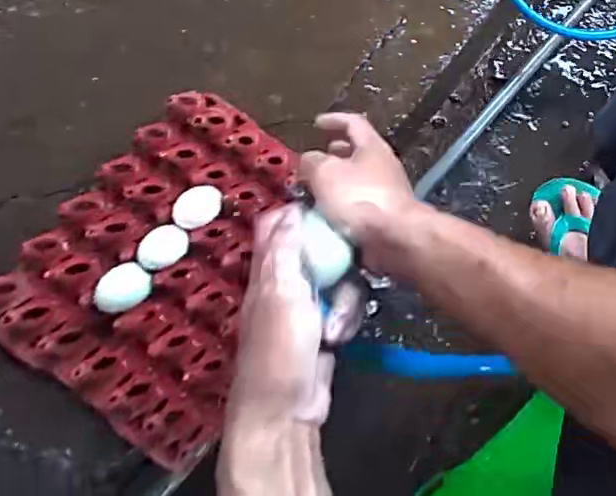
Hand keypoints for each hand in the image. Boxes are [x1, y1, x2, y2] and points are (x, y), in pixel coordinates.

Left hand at [224, 205, 365, 430]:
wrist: (287, 412)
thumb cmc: (280, 349)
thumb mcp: (281, 292)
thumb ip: (285, 250)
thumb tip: (289, 208)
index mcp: (267, 273)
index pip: (275, 227)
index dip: (297, 211)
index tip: (327, 204)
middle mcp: (285, 285)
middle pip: (316, 250)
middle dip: (337, 257)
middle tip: (348, 264)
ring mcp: (306, 307)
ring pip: (337, 278)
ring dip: (345, 297)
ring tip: (336, 322)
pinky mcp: (324, 327)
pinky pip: (345, 305)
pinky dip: (347, 317)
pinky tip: (339, 335)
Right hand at [300, 113, 419, 255]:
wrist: (394, 236)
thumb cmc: (360, 198)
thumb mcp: (326, 173)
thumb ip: (312, 162)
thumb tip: (309, 160)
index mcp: (372, 146)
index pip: (354, 123)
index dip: (334, 120)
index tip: (317, 123)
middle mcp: (383, 164)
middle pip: (357, 151)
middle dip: (334, 153)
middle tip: (315, 159)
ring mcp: (387, 189)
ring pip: (356, 178)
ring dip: (335, 181)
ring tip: (313, 190)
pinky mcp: (385, 214)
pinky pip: (359, 202)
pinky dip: (341, 204)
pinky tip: (326, 215)